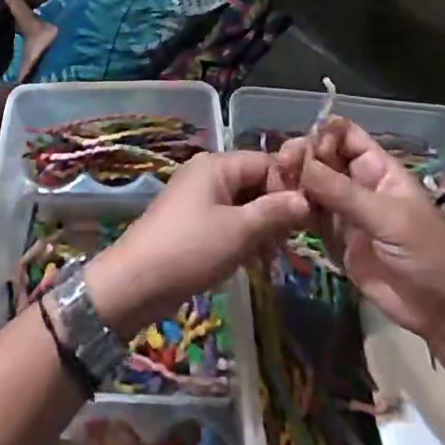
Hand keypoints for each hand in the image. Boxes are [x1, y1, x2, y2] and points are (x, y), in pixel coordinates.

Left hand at [85, 151, 308, 335]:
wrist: (136, 282)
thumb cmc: (191, 249)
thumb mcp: (240, 231)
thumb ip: (275, 212)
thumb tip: (306, 199)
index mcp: (217, 165)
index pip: (266, 162)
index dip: (288, 186)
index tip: (309, 217)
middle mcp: (207, 174)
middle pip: (255, 182)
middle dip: (275, 210)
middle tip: (287, 243)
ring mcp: (198, 198)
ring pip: (244, 204)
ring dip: (260, 228)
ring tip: (268, 256)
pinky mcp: (193, 222)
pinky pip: (228, 220)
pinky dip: (243, 236)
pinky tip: (251, 261)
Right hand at [278, 118, 444, 340]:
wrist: (442, 313)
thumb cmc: (428, 255)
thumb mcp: (389, 219)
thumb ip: (344, 193)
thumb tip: (302, 164)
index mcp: (378, 169)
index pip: (345, 135)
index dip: (323, 135)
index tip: (304, 149)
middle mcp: (357, 183)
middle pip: (322, 156)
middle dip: (301, 156)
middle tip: (282, 167)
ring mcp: (344, 210)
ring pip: (310, 183)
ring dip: (292, 181)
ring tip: (275, 187)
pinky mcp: (334, 237)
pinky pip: (308, 213)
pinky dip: (292, 207)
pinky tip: (279, 207)